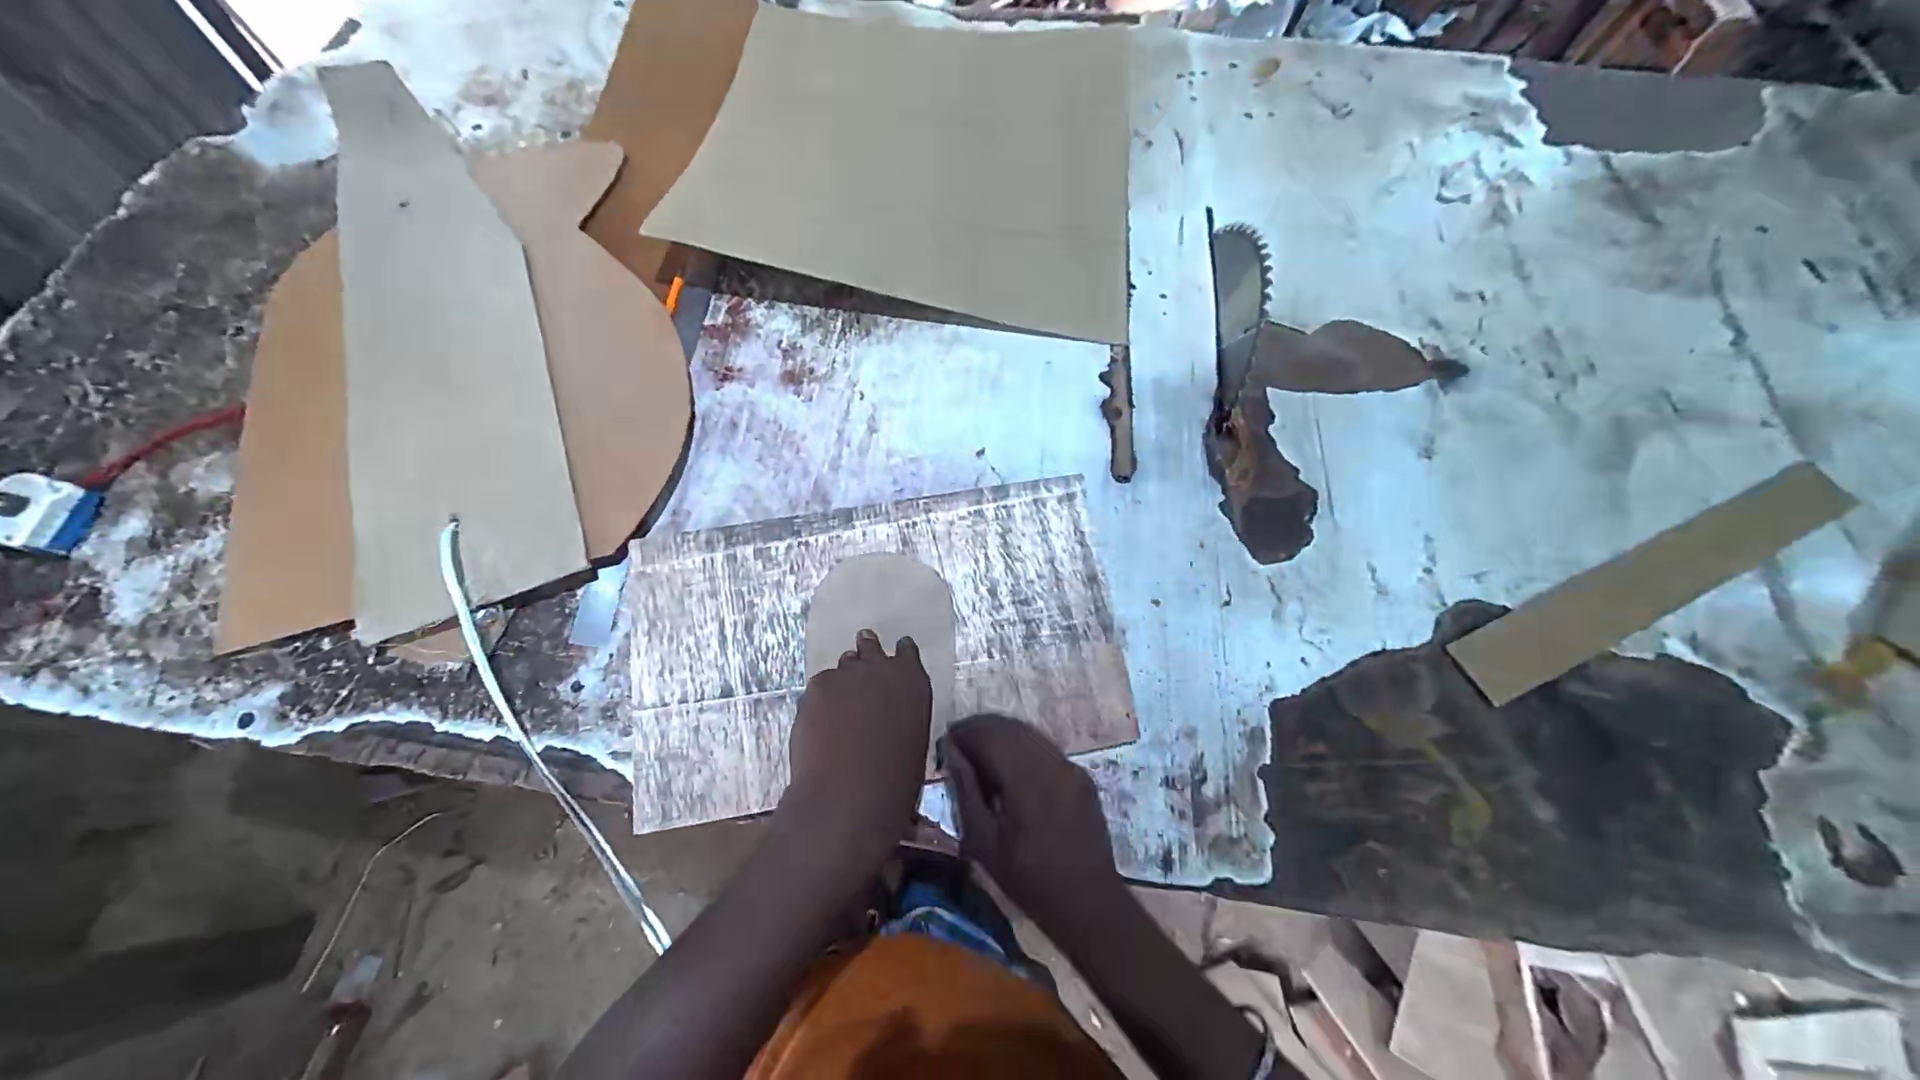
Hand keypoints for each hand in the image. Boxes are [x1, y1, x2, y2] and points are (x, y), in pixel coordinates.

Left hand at [780, 630, 931, 871]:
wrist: (849, 795)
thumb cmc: (894, 781)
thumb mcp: (913, 742)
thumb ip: (901, 716)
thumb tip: (888, 719)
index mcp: (913, 681)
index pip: (907, 651)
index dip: (899, 655)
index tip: (893, 660)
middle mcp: (881, 668)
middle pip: (870, 647)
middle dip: (865, 654)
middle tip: (861, 666)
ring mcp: (845, 674)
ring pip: (842, 667)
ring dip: (842, 680)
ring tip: (839, 705)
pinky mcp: (816, 687)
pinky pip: (819, 687)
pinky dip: (820, 701)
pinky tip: (820, 724)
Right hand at [940, 714, 1122, 924]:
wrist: (1087, 902)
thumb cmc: (1027, 879)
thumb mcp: (983, 841)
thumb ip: (965, 790)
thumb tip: (951, 752)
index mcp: (1026, 778)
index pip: (989, 733)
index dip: (963, 733)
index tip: (944, 745)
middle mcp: (1052, 762)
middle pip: (1010, 727)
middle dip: (980, 730)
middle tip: (958, 748)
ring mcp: (1070, 767)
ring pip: (1029, 734)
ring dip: (1001, 737)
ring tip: (980, 758)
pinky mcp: (1081, 776)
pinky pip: (1045, 749)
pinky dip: (1022, 749)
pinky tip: (1011, 773)